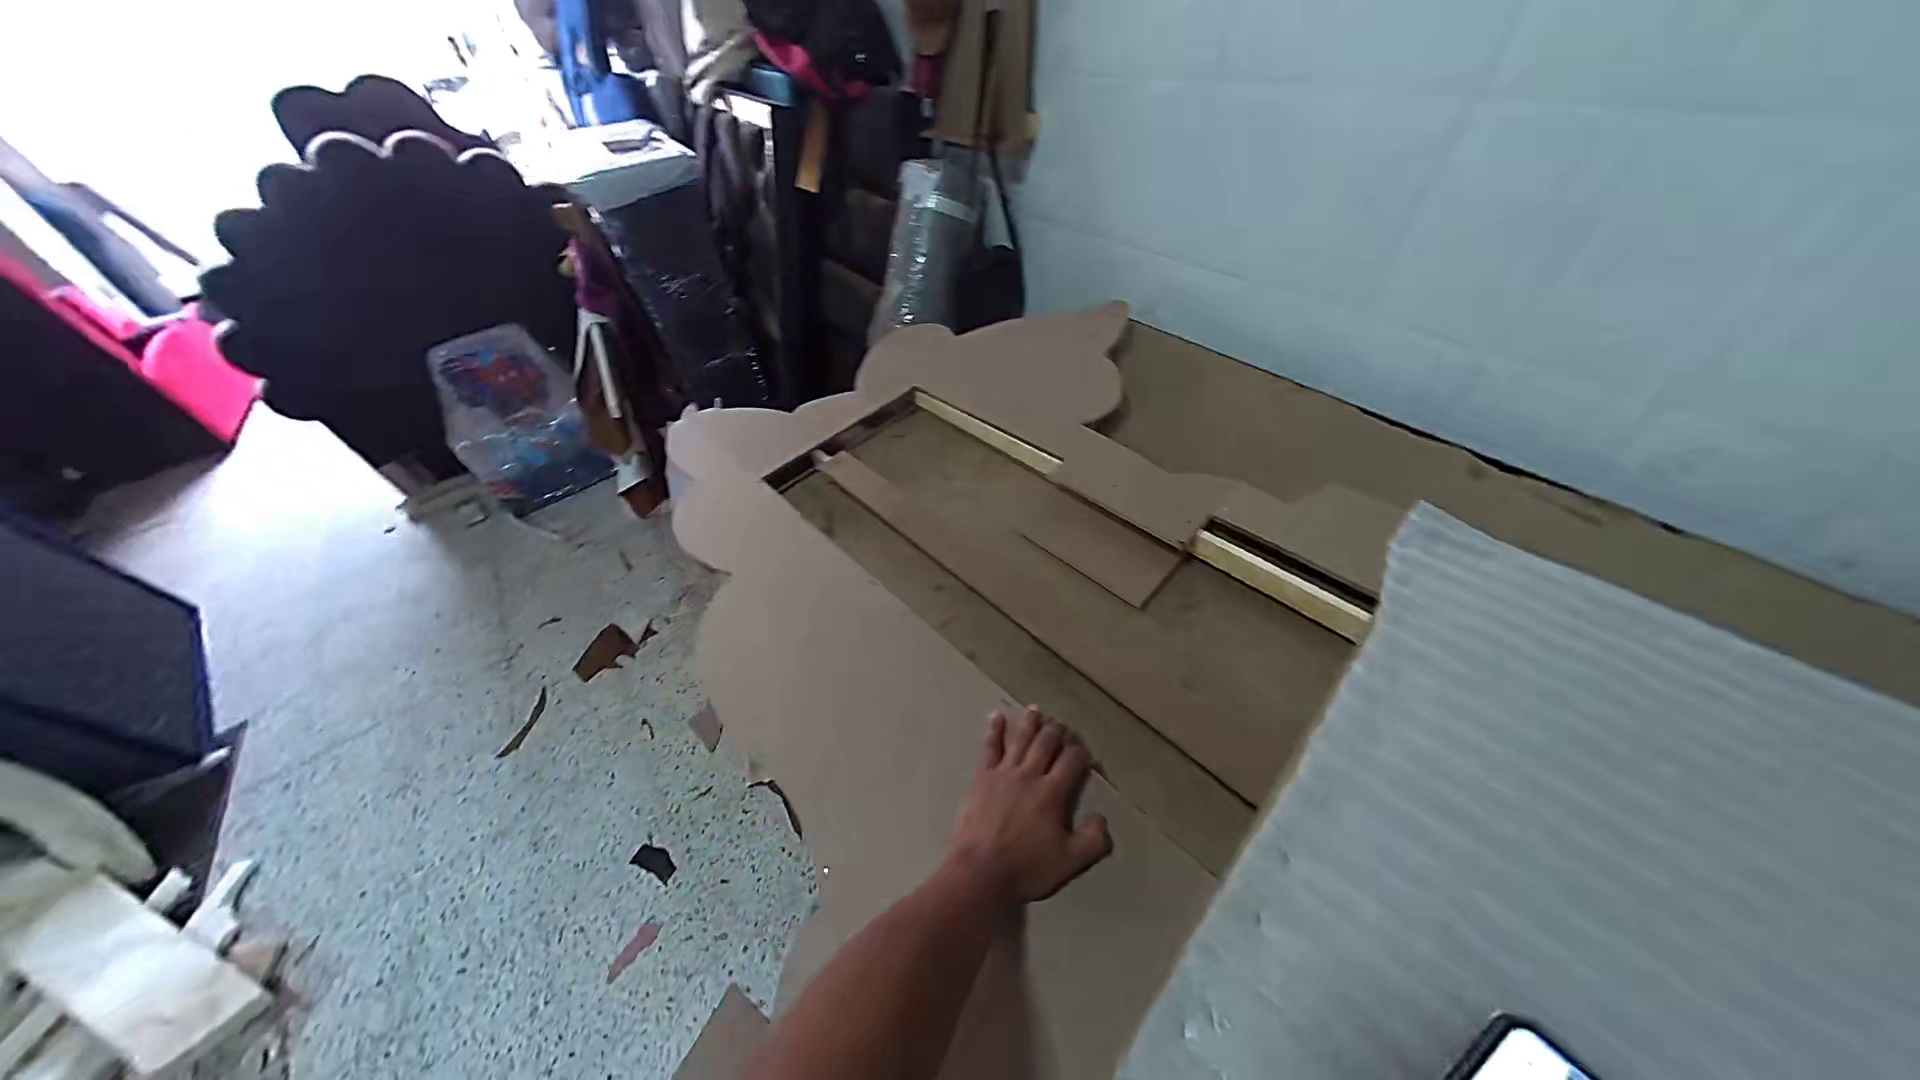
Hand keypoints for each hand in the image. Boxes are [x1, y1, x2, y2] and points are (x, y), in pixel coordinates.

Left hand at [946, 706, 1112, 906]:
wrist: (980, 871)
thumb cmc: (1027, 868)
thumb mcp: (1069, 862)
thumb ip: (1093, 840)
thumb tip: (1102, 819)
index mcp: (1052, 792)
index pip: (1072, 760)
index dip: (1081, 751)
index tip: (1084, 751)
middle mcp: (1030, 775)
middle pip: (1046, 743)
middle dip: (1058, 731)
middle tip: (1062, 725)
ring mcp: (1004, 773)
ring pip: (1020, 739)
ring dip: (1030, 723)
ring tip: (1036, 709)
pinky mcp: (982, 777)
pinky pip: (990, 748)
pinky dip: (994, 730)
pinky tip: (996, 717)